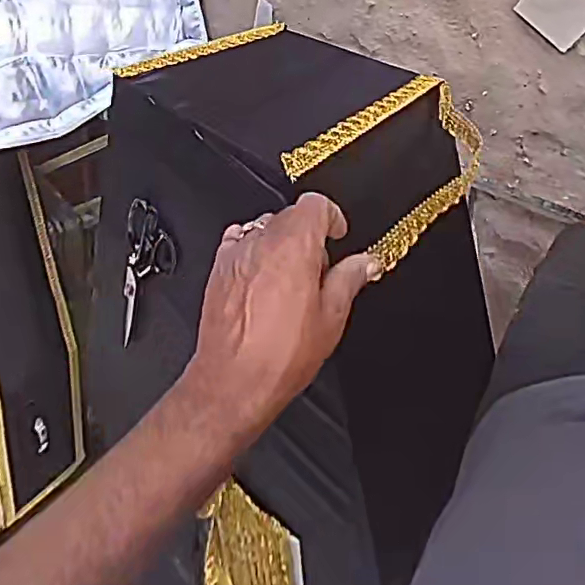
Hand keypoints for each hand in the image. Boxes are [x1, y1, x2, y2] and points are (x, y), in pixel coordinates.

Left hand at [173, 193, 378, 441]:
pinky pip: (241, 242)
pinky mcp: (219, 266)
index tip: (337, 235)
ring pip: (266, 228)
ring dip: (282, 243)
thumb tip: (365, 262)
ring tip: (290, 282)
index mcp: (295, 245)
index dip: (332, 216)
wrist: (233, 380)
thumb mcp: (331, 317)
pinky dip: (255, 252)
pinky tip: (263, 284)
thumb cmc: (280, 355)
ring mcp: (237, 251)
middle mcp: (262, 241)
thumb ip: (349, 278)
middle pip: (291, 215)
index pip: (315, 204)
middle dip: (309, 234)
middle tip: (318, 270)